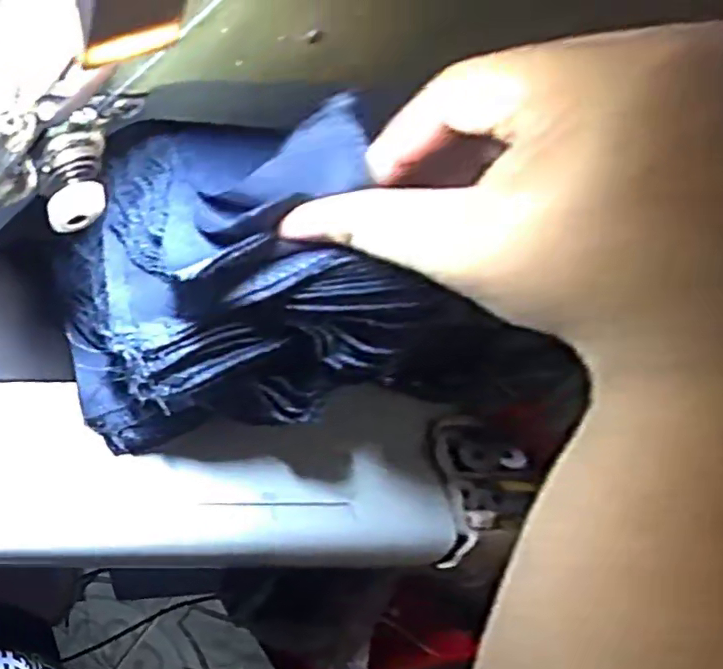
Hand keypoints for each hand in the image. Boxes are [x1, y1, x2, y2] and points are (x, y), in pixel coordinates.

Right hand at [280, 23, 722, 381]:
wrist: (702, 316)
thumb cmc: (576, 275)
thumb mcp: (453, 246)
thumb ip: (367, 223)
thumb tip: (292, 222)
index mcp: (594, 76)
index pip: (454, 88)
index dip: (397, 147)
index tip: (379, 203)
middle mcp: (658, 47)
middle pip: (502, 84)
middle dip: (442, 148)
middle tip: (417, 207)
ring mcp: (696, 65)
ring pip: (546, 90)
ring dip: (489, 146)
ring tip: (469, 203)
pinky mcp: (709, 91)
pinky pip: (597, 97)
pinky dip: (545, 139)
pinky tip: (532, 189)